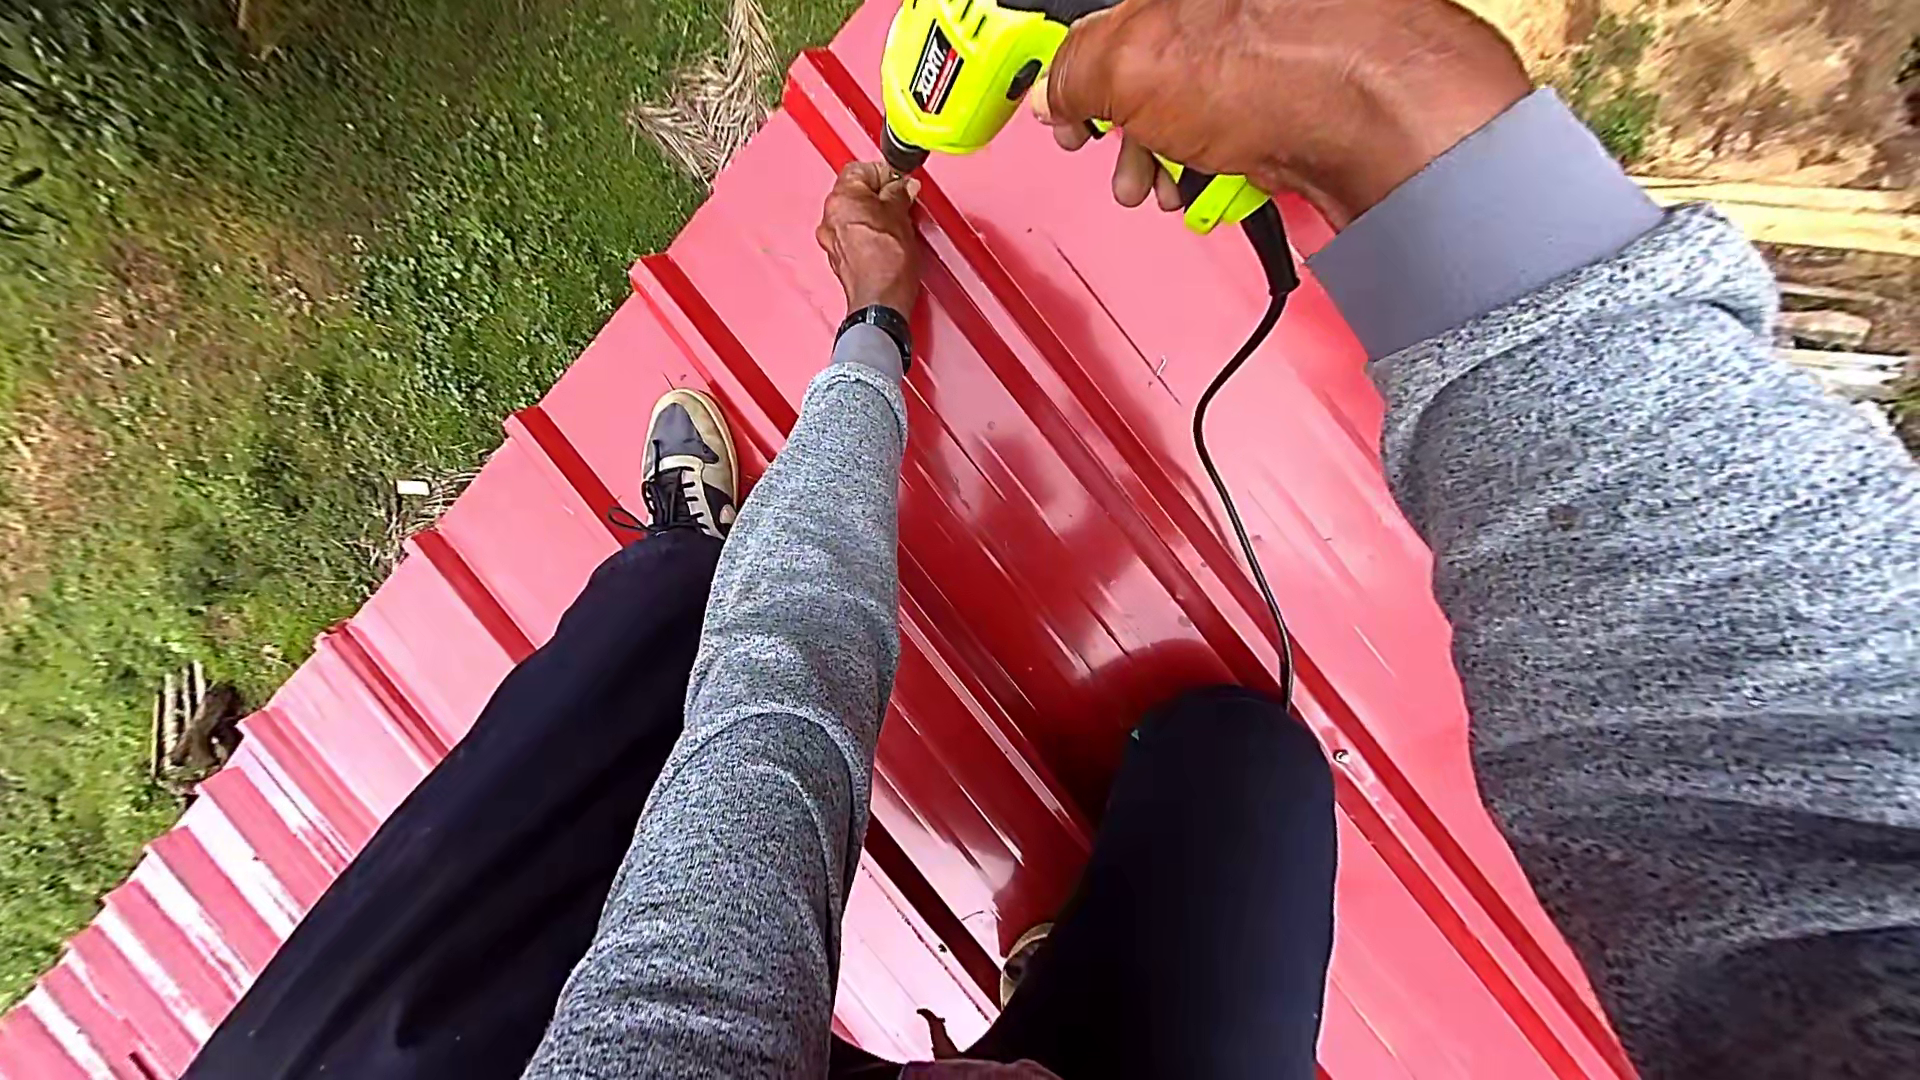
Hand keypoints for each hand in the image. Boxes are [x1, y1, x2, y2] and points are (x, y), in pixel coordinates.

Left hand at [816, 161, 921, 316]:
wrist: (881, 303)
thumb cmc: (887, 266)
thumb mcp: (901, 217)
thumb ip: (899, 194)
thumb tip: (902, 187)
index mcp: (841, 198)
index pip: (861, 169)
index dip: (885, 173)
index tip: (901, 182)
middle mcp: (829, 218)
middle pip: (855, 193)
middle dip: (878, 196)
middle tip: (901, 203)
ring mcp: (832, 242)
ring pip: (853, 217)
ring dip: (873, 217)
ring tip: (895, 227)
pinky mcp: (839, 261)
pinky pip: (853, 239)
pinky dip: (867, 238)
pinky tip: (885, 246)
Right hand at [1034, 0, 1530, 228]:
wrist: (1359, 116)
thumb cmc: (1275, 67)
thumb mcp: (1132, 64)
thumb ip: (1073, 72)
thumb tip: (1050, 94)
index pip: (1097, 24)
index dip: (1065, 72)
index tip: (1057, 112)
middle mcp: (1211, 6)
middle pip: (1133, 69)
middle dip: (1113, 126)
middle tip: (1107, 153)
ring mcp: (1243, 47)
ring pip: (1172, 106)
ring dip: (1151, 156)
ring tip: (1155, 181)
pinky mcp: (1265, 93)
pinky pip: (1209, 129)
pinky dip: (1193, 161)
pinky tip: (1192, 180)